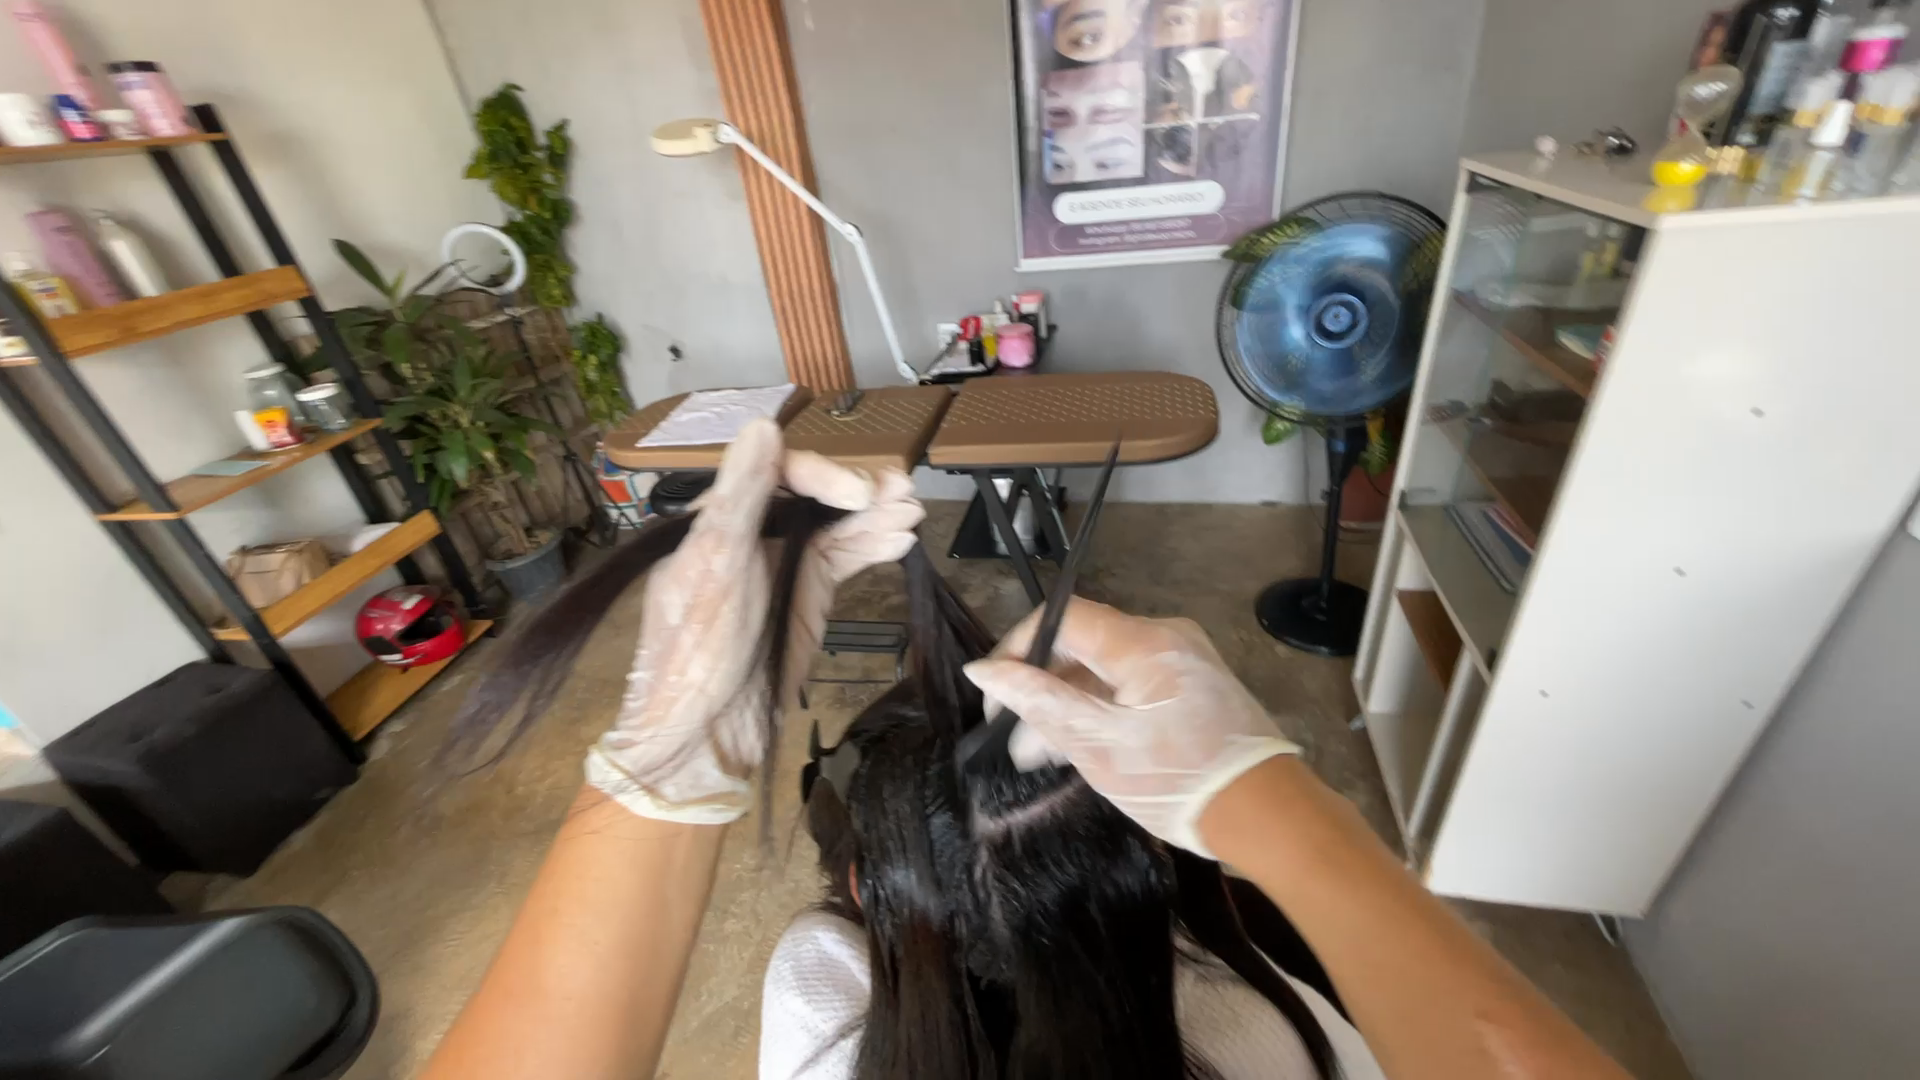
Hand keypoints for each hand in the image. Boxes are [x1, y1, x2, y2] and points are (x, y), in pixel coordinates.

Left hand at [587, 420, 923, 823]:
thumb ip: (740, 495)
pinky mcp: (810, 593)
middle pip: (817, 495)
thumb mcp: (712, 566)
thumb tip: (765, 425)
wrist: (704, 733)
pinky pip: (847, 558)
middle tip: (904, 490)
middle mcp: (757, 532)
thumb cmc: (695, 649)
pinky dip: (874, 546)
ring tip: (914, 511)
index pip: (779, 471)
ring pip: (839, 526)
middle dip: (860, 492)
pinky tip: (901, 538)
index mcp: (722, 517)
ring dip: (877, 516)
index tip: (858, 494)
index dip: (823, 474)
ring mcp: (786, 564)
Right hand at [961, 598, 1299, 856]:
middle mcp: (1163, 636)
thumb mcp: (1099, 745)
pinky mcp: (1190, 683)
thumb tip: (982, 671)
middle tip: (1013, 736)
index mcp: (1142, 642)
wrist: (1271, 818)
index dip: (1018, 647)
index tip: (994, 692)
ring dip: (1068, 702)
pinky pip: (1129, 682)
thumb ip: (1039, 701)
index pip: (1062, 618)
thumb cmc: (1179, 781)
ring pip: (1103, 667)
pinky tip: (1079, 746)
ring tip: (1038, 754)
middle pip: (1081, 643)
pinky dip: (1100, 707)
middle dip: (1041, 685)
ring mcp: (1181, 659)